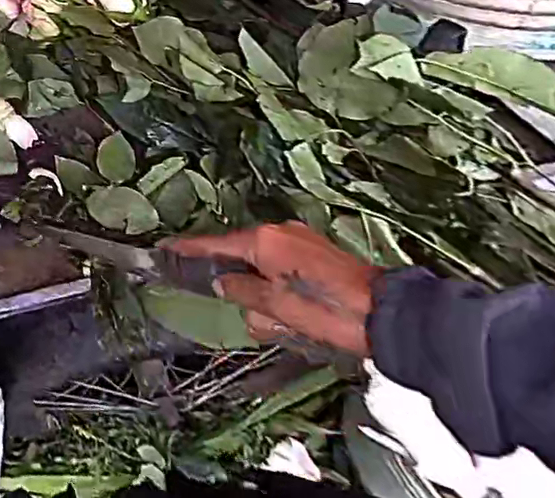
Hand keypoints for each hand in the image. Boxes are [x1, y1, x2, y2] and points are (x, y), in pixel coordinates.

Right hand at [163, 221, 378, 356]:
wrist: (389, 314)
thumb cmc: (328, 310)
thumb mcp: (278, 308)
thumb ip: (242, 291)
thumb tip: (222, 282)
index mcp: (263, 240)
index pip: (214, 244)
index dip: (188, 249)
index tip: (165, 248)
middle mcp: (277, 231)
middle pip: (240, 254)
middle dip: (239, 283)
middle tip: (250, 313)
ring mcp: (298, 238)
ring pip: (263, 263)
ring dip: (265, 290)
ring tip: (285, 323)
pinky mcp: (315, 250)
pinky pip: (282, 264)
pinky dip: (279, 284)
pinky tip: (295, 311)